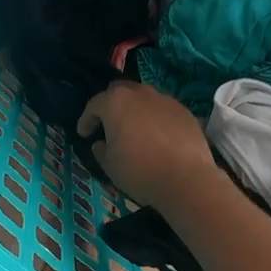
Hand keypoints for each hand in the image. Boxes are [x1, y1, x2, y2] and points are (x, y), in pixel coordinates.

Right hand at [76, 81, 218, 209]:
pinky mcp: (185, 111)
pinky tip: (158, 136)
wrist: (186, 179)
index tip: (84, 134)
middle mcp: (140, 93)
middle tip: (108, 124)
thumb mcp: (109, 165)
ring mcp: (165, 99)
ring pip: (144, 98)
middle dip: (111, 105)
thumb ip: (101, 150)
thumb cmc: (140, 170)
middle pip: (120, 91)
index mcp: (115, 102)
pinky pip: (163, 110)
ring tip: (135, 129)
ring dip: (135, 110)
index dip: (86, 120)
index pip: (94, 104)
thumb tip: (101, 143)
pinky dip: (156, 118)